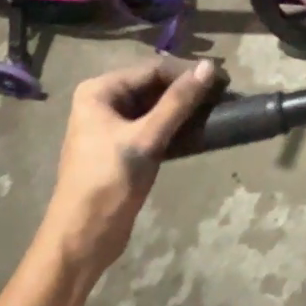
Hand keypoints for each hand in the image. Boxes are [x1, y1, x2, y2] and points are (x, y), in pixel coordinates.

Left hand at [44, 59, 217, 273]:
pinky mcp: (122, 148)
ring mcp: (111, 126)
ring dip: (183, 110)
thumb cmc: (108, 182)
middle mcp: (103, 102)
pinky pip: (153, 127)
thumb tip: (209, 67)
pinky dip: (174, 127)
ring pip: (155, 108)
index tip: (222, 83)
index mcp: (99, 91)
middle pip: (153, 86)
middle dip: (186, 92)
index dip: (186, 74)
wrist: (82, 238)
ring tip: (216, 113)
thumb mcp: (146, 139)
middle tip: (223, 98)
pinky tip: (198, 132)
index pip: (152, 70)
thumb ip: (178, 102)